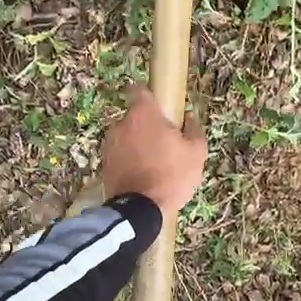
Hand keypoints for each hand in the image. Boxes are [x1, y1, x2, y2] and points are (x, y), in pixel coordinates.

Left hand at [100, 86, 206, 224]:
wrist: (139, 210)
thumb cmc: (171, 175)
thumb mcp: (195, 153)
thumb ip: (193, 130)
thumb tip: (188, 118)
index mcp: (142, 114)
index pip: (139, 90)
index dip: (149, 95)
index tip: (159, 106)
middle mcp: (121, 124)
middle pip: (135, 117)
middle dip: (147, 127)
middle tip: (164, 144)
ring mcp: (109, 144)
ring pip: (127, 137)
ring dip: (137, 145)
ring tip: (154, 164)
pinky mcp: (104, 164)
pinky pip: (120, 155)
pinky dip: (129, 160)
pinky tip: (142, 175)